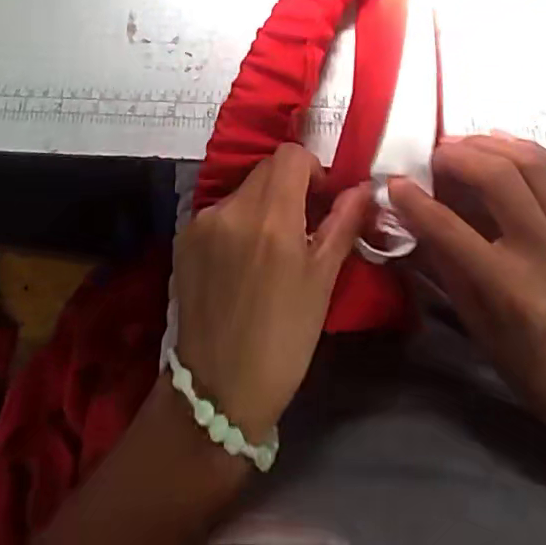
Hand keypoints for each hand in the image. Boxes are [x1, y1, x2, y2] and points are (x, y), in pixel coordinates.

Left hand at [174, 144, 369, 442]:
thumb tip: (362, 186)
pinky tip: (242, 262)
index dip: (313, 169)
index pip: (291, 155)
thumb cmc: (285, 338)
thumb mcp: (323, 281)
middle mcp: (231, 209)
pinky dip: (238, 223)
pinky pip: (220, 212)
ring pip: (243, 190)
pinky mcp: (183, 239)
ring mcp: (201, 222)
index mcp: (270, 217)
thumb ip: (342, 224)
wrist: (218, 390)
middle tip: (303, 225)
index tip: (321, 200)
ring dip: (263, 205)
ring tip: (270, 250)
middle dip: (289, 186)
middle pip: (266, 170)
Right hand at [389, 134, 545, 435]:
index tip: (394, 182)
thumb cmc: (522, 359)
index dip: (417, 202)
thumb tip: (406, 215)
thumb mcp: (470, 317)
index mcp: (510, 288)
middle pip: (500, 179)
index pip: (452, 231)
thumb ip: (439, 260)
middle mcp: (544, 252)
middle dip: (459, 157)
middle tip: (433, 155)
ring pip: (533, 164)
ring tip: (463, 143)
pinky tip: (505, 148)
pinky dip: (531, 152)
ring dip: (492, 144)